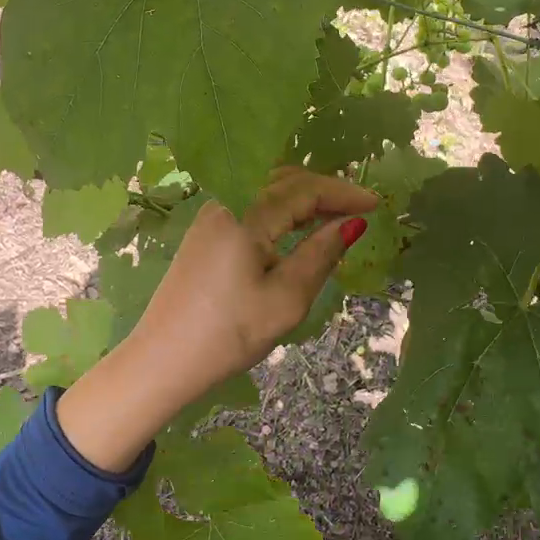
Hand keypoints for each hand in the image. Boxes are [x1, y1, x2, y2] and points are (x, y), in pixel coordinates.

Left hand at [57, 168, 377, 470]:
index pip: (304, 189)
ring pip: (264, 190)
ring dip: (300, 197)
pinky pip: (249, 204)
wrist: (163, 359)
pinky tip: (295, 227)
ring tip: (334, 214)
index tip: (377, 203)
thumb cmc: (229, 333)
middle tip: (359, 206)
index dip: (342, 193)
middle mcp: (226, 203)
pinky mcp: (204, 232)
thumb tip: (352, 223)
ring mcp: (211, 216)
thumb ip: (320, 255)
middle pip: (283, 180)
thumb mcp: (286, 299)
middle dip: (323, 189)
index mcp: (246, 215)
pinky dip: (278, 208)